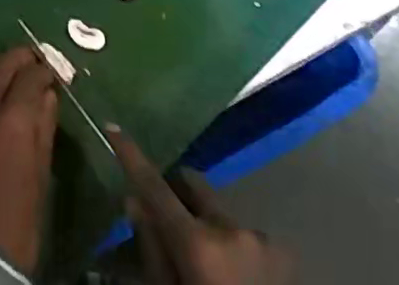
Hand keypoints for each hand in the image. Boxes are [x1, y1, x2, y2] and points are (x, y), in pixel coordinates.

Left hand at [0, 46, 58, 272]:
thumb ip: (44, 125)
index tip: (58, 71)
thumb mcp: (41, 171)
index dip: (47, 69)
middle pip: (2, 63)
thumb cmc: (19, 214)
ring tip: (19, 73)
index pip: (30, 75)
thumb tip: (49, 93)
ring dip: (1, 64)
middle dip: (23, 58)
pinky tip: (0, 88)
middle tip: (41, 62)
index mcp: (11, 120)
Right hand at [107, 124, 294, 284]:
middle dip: (176, 194)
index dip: (131, 156)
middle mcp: (230, 229)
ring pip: (218, 212)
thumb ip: (152, 248)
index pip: (154, 187)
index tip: (114, 128)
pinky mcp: (283, 252)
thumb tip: (134, 201)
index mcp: (197, 244)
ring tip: (208, 266)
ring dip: (207, 226)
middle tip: (167, 218)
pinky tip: (234, 277)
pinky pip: (244, 234)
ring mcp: (261, 238)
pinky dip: (232, 245)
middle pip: (192, 185)